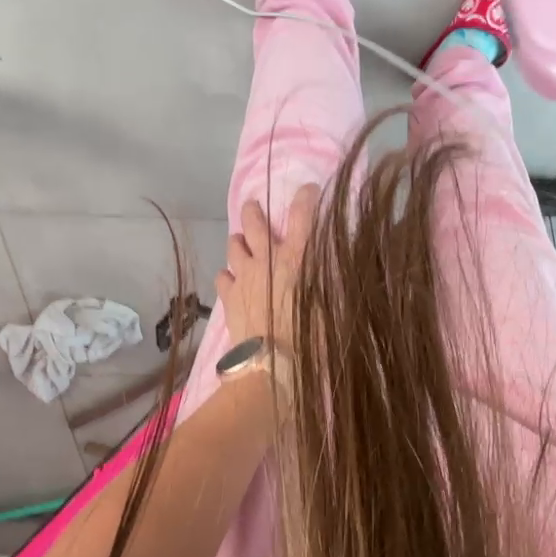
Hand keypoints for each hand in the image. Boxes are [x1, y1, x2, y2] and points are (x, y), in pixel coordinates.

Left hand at [215, 183, 320, 342]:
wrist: (271, 367)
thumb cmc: (310, 339)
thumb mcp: (331, 307)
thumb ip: (328, 282)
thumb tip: (332, 271)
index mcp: (297, 258)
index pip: (302, 215)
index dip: (305, 198)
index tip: (309, 189)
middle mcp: (267, 259)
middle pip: (255, 223)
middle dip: (255, 211)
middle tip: (255, 207)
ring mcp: (243, 276)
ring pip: (234, 245)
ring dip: (239, 242)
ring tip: (242, 244)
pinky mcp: (228, 296)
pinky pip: (223, 276)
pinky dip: (229, 275)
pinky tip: (234, 281)